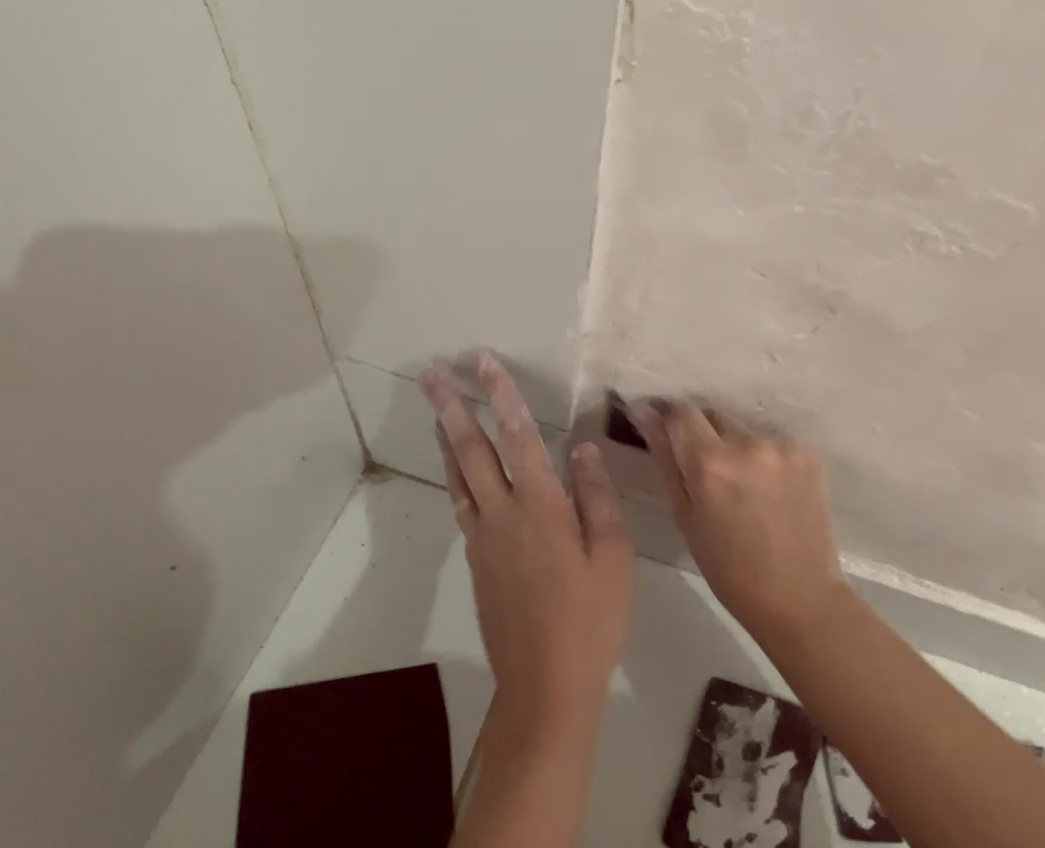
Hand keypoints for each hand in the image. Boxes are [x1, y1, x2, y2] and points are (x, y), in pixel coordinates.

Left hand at [420, 354, 633, 731]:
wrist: (545, 682)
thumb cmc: (591, 619)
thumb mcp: (613, 557)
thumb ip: (596, 499)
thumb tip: (583, 449)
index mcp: (541, 507)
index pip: (518, 437)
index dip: (501, 396)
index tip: (483, 363)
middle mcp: (502, 515)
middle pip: (472, 451)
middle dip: (452, 408)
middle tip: (431, 374)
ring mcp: (483, 539)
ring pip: (459, 477)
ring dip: (446, 439)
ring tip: (435, 410)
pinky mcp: (476, 562)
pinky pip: (462, 505)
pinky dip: (455, 477)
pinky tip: (457, 472)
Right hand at [632, 401, 849, 642]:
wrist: (799, 596)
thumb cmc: (730, 569)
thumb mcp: (685, 518)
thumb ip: (666, 462)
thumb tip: (647, 416)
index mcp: (709, 462)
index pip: (680, 413)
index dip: (668, 419)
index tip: (664, 433)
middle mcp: (747, 443)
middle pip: (712, 415)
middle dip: (702, 434)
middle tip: (704, 471)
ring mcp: (782, 446)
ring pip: (743, 429)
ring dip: (735, 446)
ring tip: (741, 486)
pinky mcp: (808, 454)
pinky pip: (772, 444)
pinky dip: (764, 459)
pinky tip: (769, 491)